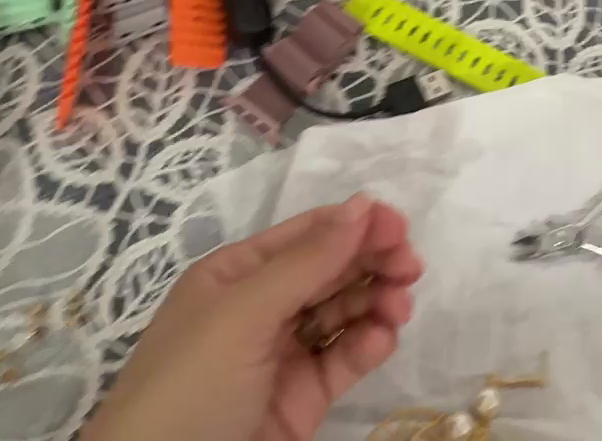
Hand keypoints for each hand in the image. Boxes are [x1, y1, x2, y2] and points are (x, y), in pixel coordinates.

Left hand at [83, 194, 424, 440]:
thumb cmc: (190, 388)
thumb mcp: (243, 315)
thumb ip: (308, 260)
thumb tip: (364, 203)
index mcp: (238, 275)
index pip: (308, 234)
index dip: (355, 225)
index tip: (399, 227)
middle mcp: (262, 307)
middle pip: (332, 268)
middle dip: (373, 261)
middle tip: (411, 267)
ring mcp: (284, 354)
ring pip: (344, 311)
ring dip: (376, 300)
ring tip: (400, 307)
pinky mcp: (303, 398)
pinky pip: (344, 358)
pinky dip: (369, 344)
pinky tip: (383, 338)